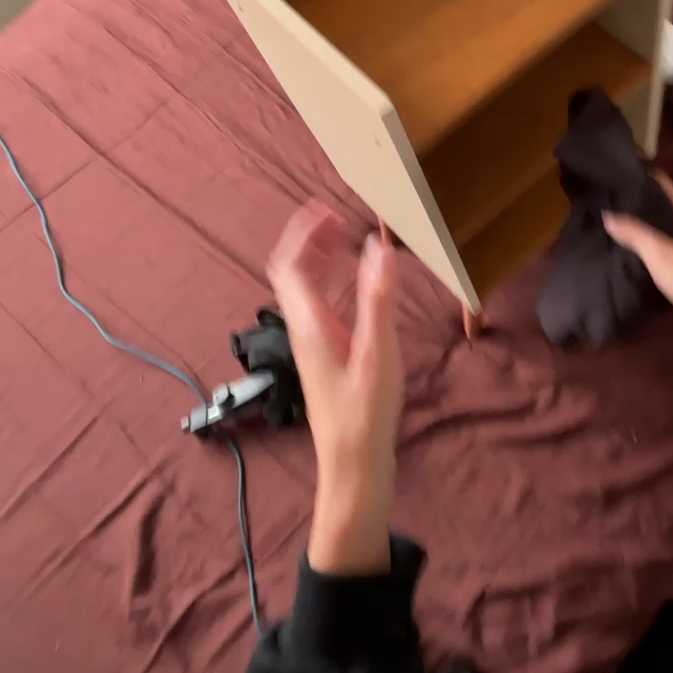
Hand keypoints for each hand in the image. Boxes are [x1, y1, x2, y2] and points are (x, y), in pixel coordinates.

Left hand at [267, 205, 402, 573]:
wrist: (353, 463)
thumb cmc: (364, 412)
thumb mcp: (377, 353)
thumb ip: (379, 300)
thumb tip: (380, 249)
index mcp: (311, 324)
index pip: (292, 266)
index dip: (303, 233)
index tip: (325, 208)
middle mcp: (305, 330)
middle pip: (294, 275)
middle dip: (311, 241)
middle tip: (338, 219)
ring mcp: (314, 344)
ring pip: (307, 291)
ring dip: (322, 261)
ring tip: (346, 241)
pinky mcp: (327, 357)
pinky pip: (324, 308)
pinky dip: (336, 285)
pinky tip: (357, 287)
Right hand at [604, 175, 672, 399]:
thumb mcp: (660, 254)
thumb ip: (634, 233)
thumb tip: (608, 215)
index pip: (665, 186)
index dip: (642, 179)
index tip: (615, 176)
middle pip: (664, 205)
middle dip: (639, 202)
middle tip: (608, 198)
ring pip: (664, 226)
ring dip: (643, 223)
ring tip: (613, 219)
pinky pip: (666, 244)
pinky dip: (649, 241)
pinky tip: (630, 246)